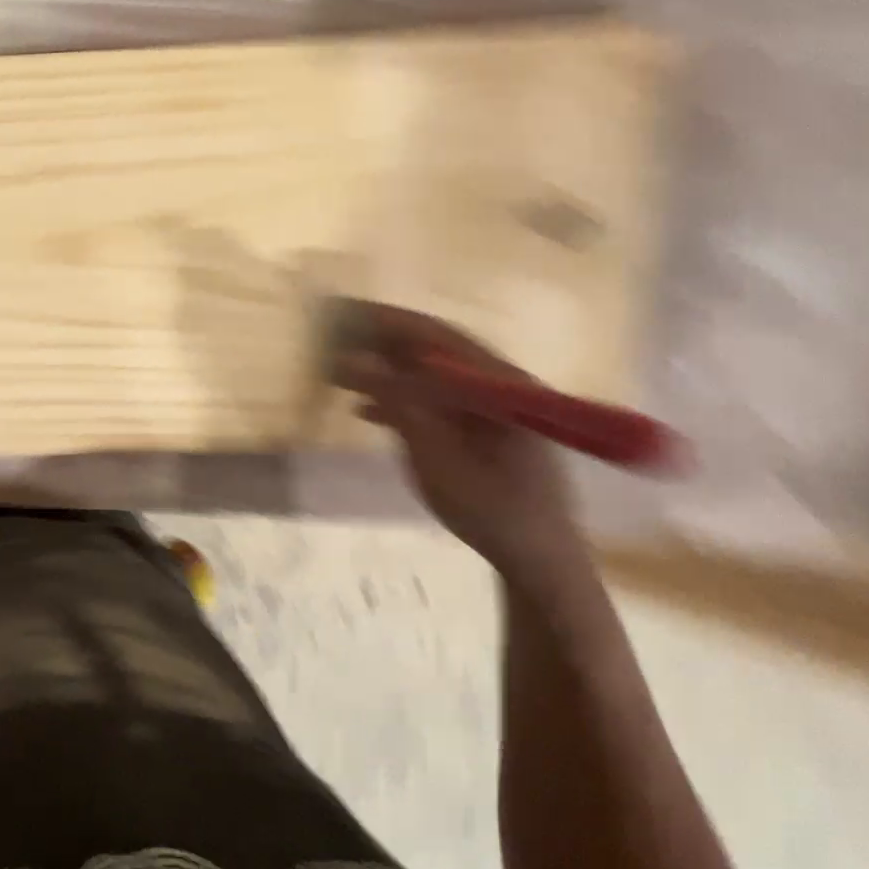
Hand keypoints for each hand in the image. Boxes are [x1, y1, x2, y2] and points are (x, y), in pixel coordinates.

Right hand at [334, 304, 581, 578]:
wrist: (537, 558)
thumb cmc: (488, 505)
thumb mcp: (433, 453)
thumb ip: (396, 401)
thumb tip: (353, 357)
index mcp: (497, 382)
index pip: (434, 334)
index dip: (385, 320)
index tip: (340, 310)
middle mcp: (499, 384)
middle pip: (433, 349)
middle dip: (380, 342)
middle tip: (331, 337)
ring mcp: (494, 408)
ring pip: (431, 375)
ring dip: (386, 370)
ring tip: (338, 370)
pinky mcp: (486, 431)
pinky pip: (437, 401)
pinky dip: (401, 399)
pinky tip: (366, 410)